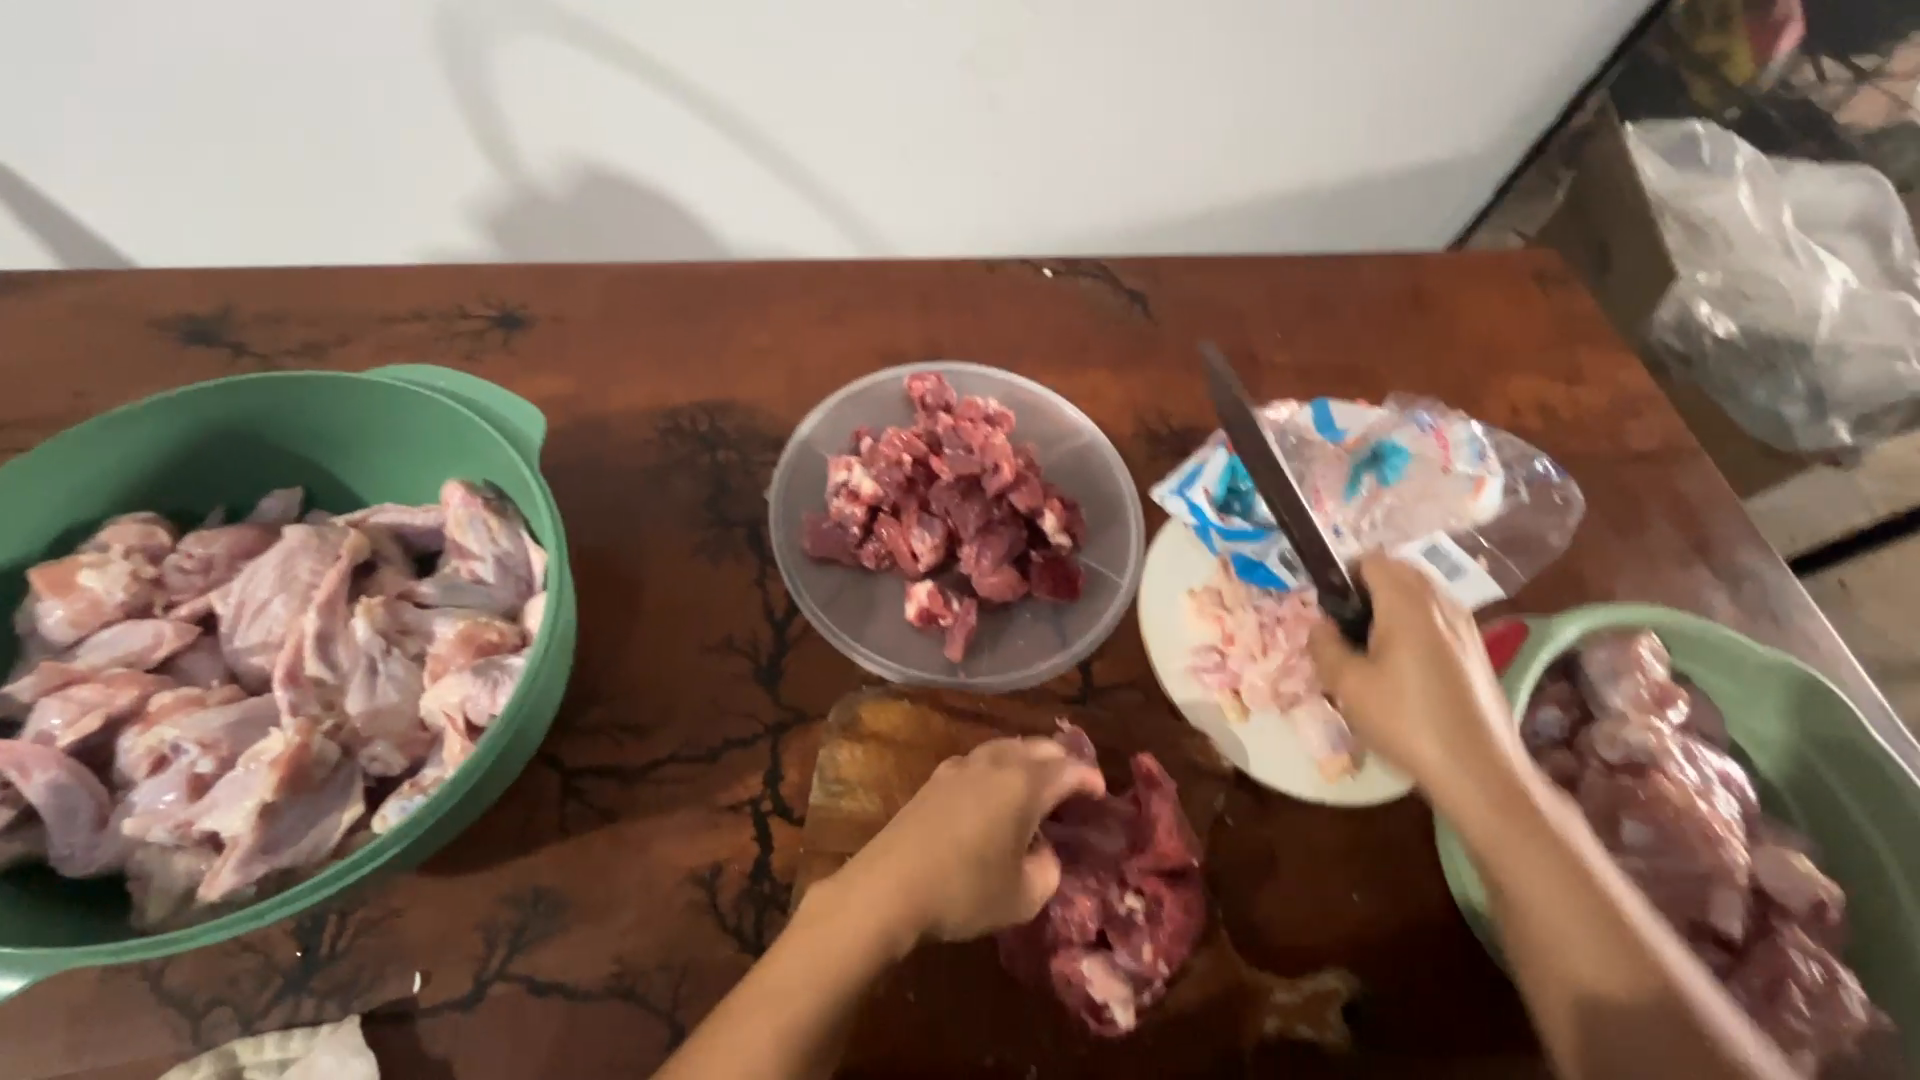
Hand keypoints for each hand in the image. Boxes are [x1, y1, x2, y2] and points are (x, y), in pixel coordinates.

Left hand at [828, 736, 1105, 949]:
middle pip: (1039, 747)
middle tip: (1074, 787)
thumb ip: (1048, 869)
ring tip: (1037, 786)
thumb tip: (1043, 852)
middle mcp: (995, 763)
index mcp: (1025, 784)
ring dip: (1028, 761)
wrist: (887, 888)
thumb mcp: (1024, 896)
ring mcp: (960, 766)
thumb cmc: (964, 892)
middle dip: (1062, 762)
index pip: (1069, 769)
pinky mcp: (934, 779)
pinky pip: (980, 761)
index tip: (1102, 795)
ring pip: (1006, 748)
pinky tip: (994, 794)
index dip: (1090, 779)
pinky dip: (999, 769)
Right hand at [1307, 554, 1525, 799]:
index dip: (1344, 576)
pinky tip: (1403, 669)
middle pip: (1399, 572)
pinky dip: (1414, 626)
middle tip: (1346, 630)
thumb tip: (1321, 625)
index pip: (1372, 560)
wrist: (1476, 769)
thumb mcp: (1346, 685)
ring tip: (1372, 651)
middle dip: (1367, 589)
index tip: (1329, 609)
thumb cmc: (1405, 721)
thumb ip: (1324, 645)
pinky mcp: (1476, 650)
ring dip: (1392, 608)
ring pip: (1420, 595)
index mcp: (1407, 603)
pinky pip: (1437, 618)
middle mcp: (1441, 603)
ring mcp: (1465, 626)